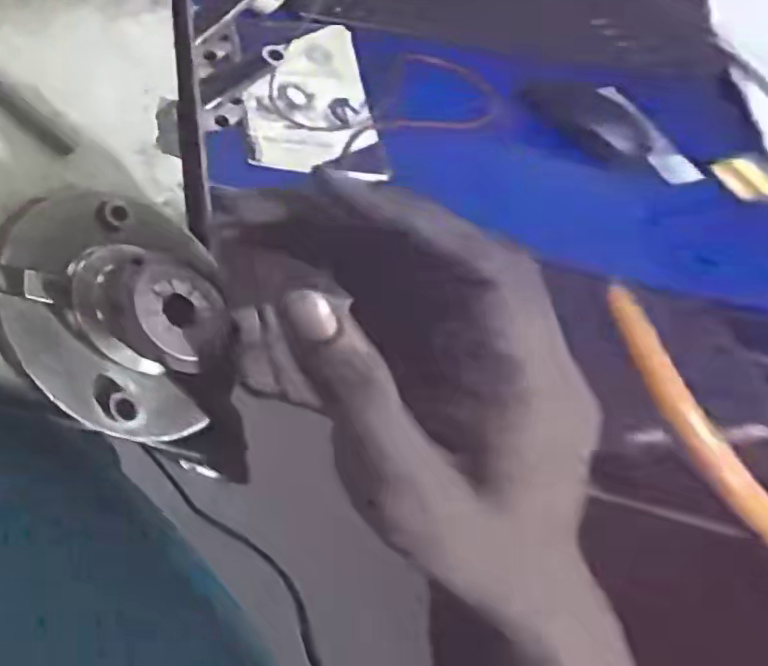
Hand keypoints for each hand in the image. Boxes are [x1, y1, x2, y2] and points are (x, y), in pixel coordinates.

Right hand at [216, 171, 630, 665]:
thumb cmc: (462, 538)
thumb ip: (355, 388)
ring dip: (313, 230)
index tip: (324, 187)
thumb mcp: (400, 480)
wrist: (500, 580)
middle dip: (331, 217)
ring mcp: (458, 327)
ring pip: (387, 254)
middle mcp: (497, 330)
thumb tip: (297, 296)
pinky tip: (267, 252)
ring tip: (241, 220)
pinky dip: (315, 257)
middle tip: (248, 206)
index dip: (404, 216)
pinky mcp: (424, 332)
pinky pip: (369, 278)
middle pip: (419, 246)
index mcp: (526, 368)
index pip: (481, 263)